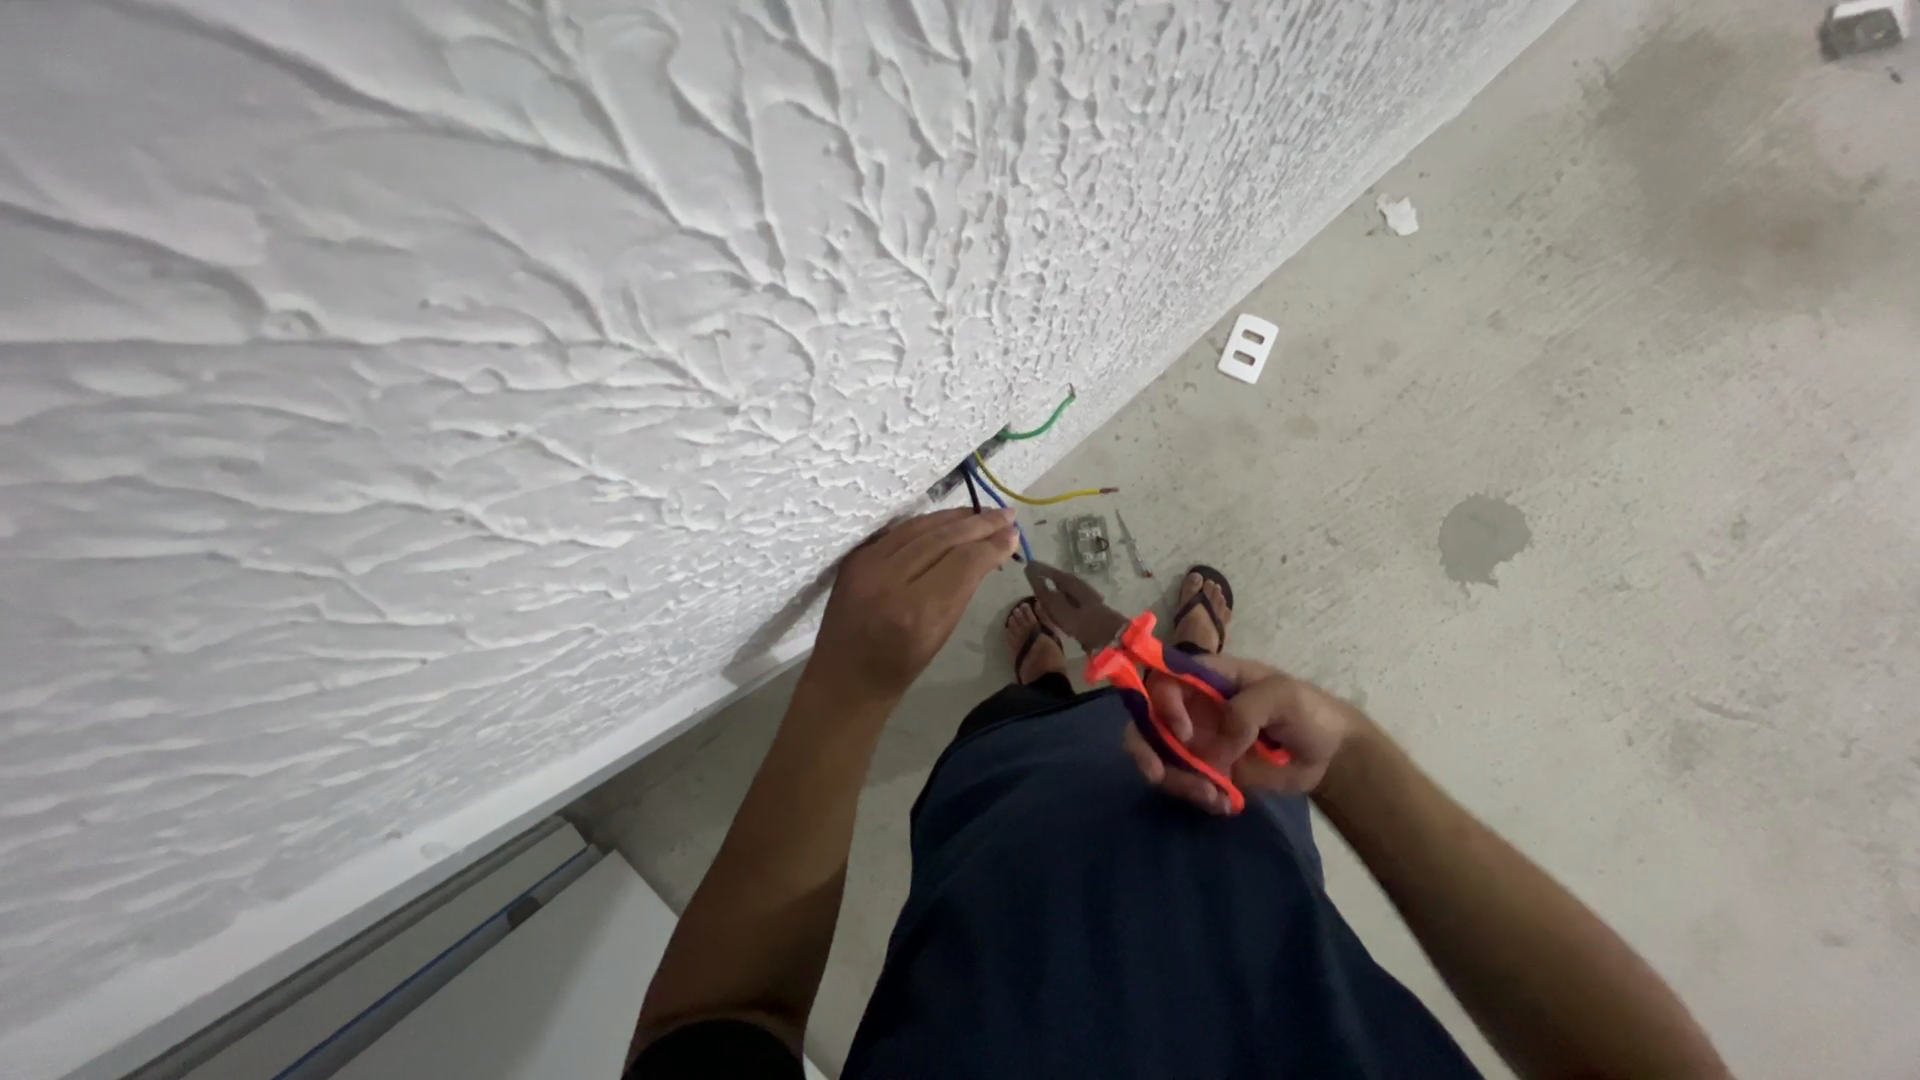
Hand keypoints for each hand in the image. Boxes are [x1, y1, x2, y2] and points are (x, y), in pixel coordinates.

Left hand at [805, 507, 1019, 704]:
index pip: (963, 562)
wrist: (844, 677)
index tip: (1013, 535)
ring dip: (955, 517)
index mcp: (916, 612)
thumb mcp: (941, 634)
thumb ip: (962, 589)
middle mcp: (889, 581)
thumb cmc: (900, 666)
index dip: (992, 544)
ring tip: (982, 515)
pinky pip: (898, 532)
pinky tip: (947, 521)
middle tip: (1006, 515)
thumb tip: (991, 549)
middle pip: (942, 538)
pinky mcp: (855, 558)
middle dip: (979, 524)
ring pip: (919, 527)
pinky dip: (927, 524)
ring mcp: (866, 566)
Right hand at [1124, 654, 1367, 813]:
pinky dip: (1198, 797)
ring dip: (1176, 781)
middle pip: (1146, 721)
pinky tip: (1225, 804)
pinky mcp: (1207, 771)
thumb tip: (1216, 751)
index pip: (1163, 681)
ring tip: (1213, 797)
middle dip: (1144, 749)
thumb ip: (1246, 712)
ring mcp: (1196, 741)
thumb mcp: (1282, 697)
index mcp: (1206, 678)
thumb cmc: (1307, 709)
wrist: (1331, 753)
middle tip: (1157, 775)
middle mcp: (1191, 707)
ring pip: (1160, 758)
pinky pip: (1185, 784)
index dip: (1161, 704)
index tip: (1183, 732)